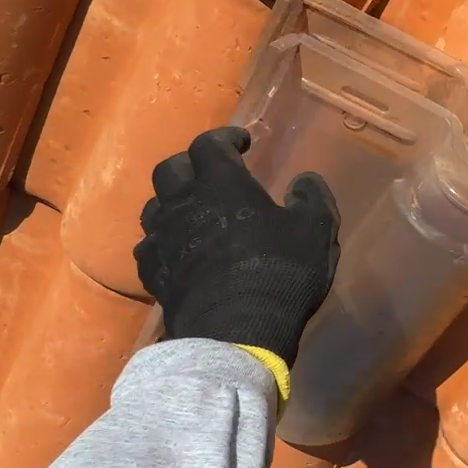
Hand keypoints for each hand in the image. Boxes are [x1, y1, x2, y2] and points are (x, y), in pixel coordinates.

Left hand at [134, 127, 339, 364]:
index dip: (224, 138)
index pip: (209, 146)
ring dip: (173, 200)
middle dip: (191, 163)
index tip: (243, 140)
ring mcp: (161, 240)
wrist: (236, 329)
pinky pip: (150, 244)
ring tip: (195, 209)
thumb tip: (305, 179)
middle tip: (213, 170)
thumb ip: (312, 198)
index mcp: (221, 186)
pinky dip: (165, 237)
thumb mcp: (317, 229)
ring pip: (154, 206)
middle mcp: (182, 204)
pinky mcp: (153, 273)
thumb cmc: (282, 269)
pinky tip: (180, 248)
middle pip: (170, 170)